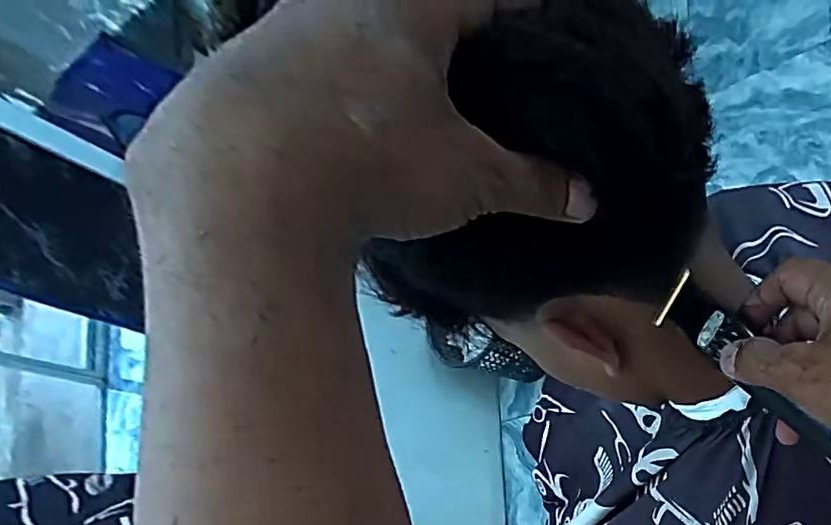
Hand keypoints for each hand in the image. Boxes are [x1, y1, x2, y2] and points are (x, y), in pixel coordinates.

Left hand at [127, 0, 594, 243]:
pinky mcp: (259, 69)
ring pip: (373, 37)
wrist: (244, 180)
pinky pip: (334, 67)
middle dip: (467, 41)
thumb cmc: (378, 156)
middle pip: (423, 12)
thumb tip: (586, 198)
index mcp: (406, 6)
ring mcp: (292, 30)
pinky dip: (368, 90)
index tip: (550, 30)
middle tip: (504, 79)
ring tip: (445, 108)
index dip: (524, 13)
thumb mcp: (473, 176)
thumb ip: (533, 183)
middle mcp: (343, 0)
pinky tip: (381, 129)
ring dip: (410, 65)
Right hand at [723, 259, 830, 457]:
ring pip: (813, 349)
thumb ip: (759, 362)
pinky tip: (800, 427)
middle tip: (754, 383)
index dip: (757, 304)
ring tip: (778, 417)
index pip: (784, 277)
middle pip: (797, 316)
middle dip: (772, 354)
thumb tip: (729, 354)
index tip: (739, 338)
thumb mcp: (801, 375)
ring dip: (791, 383)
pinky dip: (815, 391)